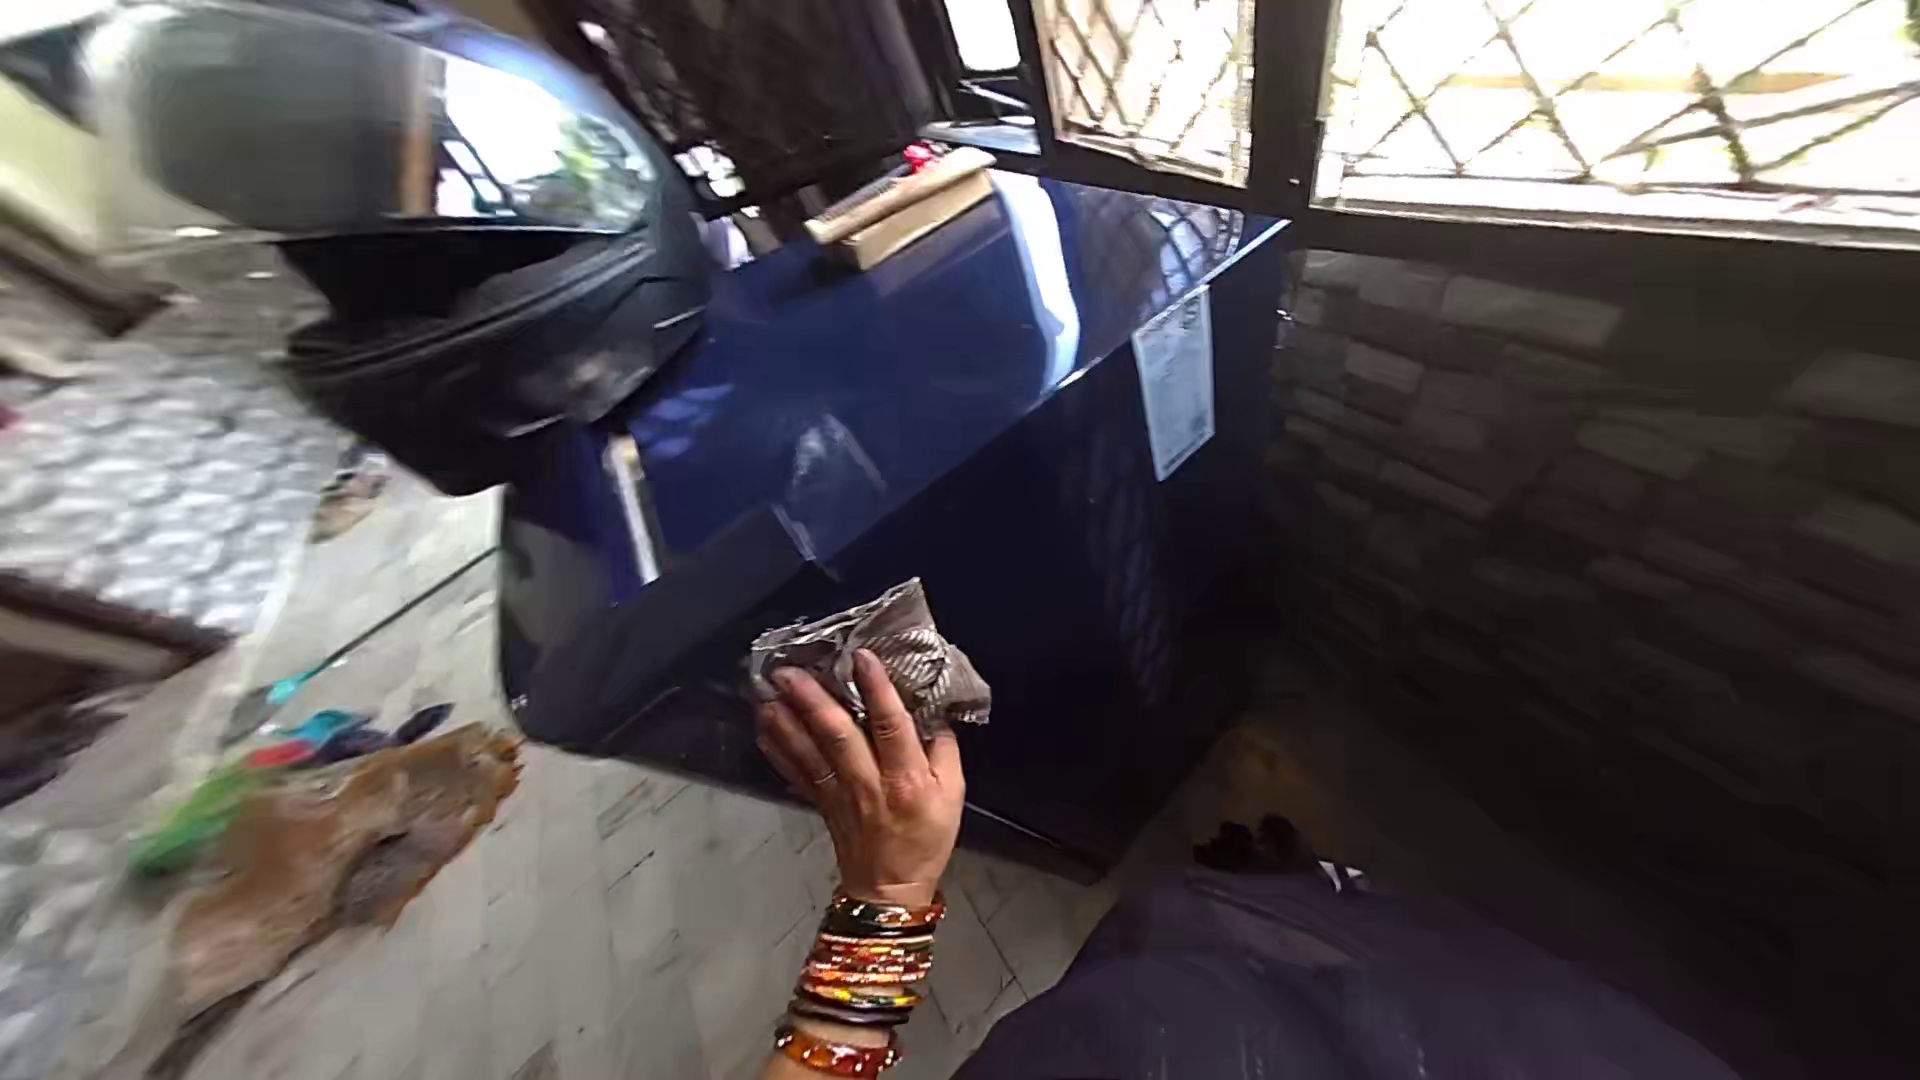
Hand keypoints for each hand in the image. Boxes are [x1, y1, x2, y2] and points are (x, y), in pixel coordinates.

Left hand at [755, 649, 964, 908]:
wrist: (890, 889)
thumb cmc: (926, 836)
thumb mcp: (954, 793)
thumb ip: (944, 749)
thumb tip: (931, 710)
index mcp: (905, 776)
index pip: (891, 725)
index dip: (876, 689)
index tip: (860, 656)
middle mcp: (867, 780)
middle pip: (837, 735)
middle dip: (811, 700)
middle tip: (788, 671)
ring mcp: (838, 793)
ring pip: (809, 751)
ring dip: (785, 720)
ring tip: (766, 691)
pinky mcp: (821, 802)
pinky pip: (796, 773)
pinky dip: (776, 750)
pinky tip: (762, 728)